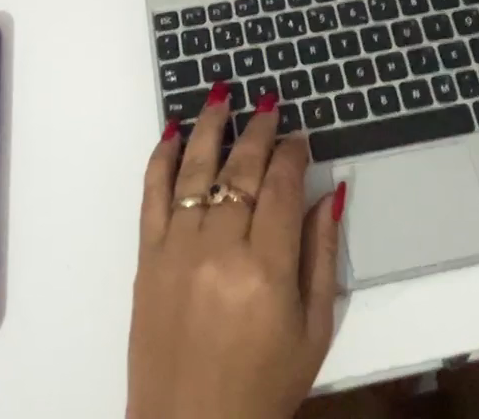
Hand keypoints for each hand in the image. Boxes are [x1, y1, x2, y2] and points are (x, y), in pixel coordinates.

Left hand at [126, 85, 343, 418]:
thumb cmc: (263, 384)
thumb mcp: (314, 329)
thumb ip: (321, 255)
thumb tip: (331, 192)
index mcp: (267, 268)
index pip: (283, 188)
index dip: (294, 154)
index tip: (301, 134)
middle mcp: (219, 249)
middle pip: (242, 171)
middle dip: (259, 131)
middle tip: (270, 102)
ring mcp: (176, 249)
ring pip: (195, 171)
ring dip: (210, 127)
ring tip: (222, 94)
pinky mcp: (147, 257)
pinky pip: (152, 195)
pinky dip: (162, 159)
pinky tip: (173, 132)